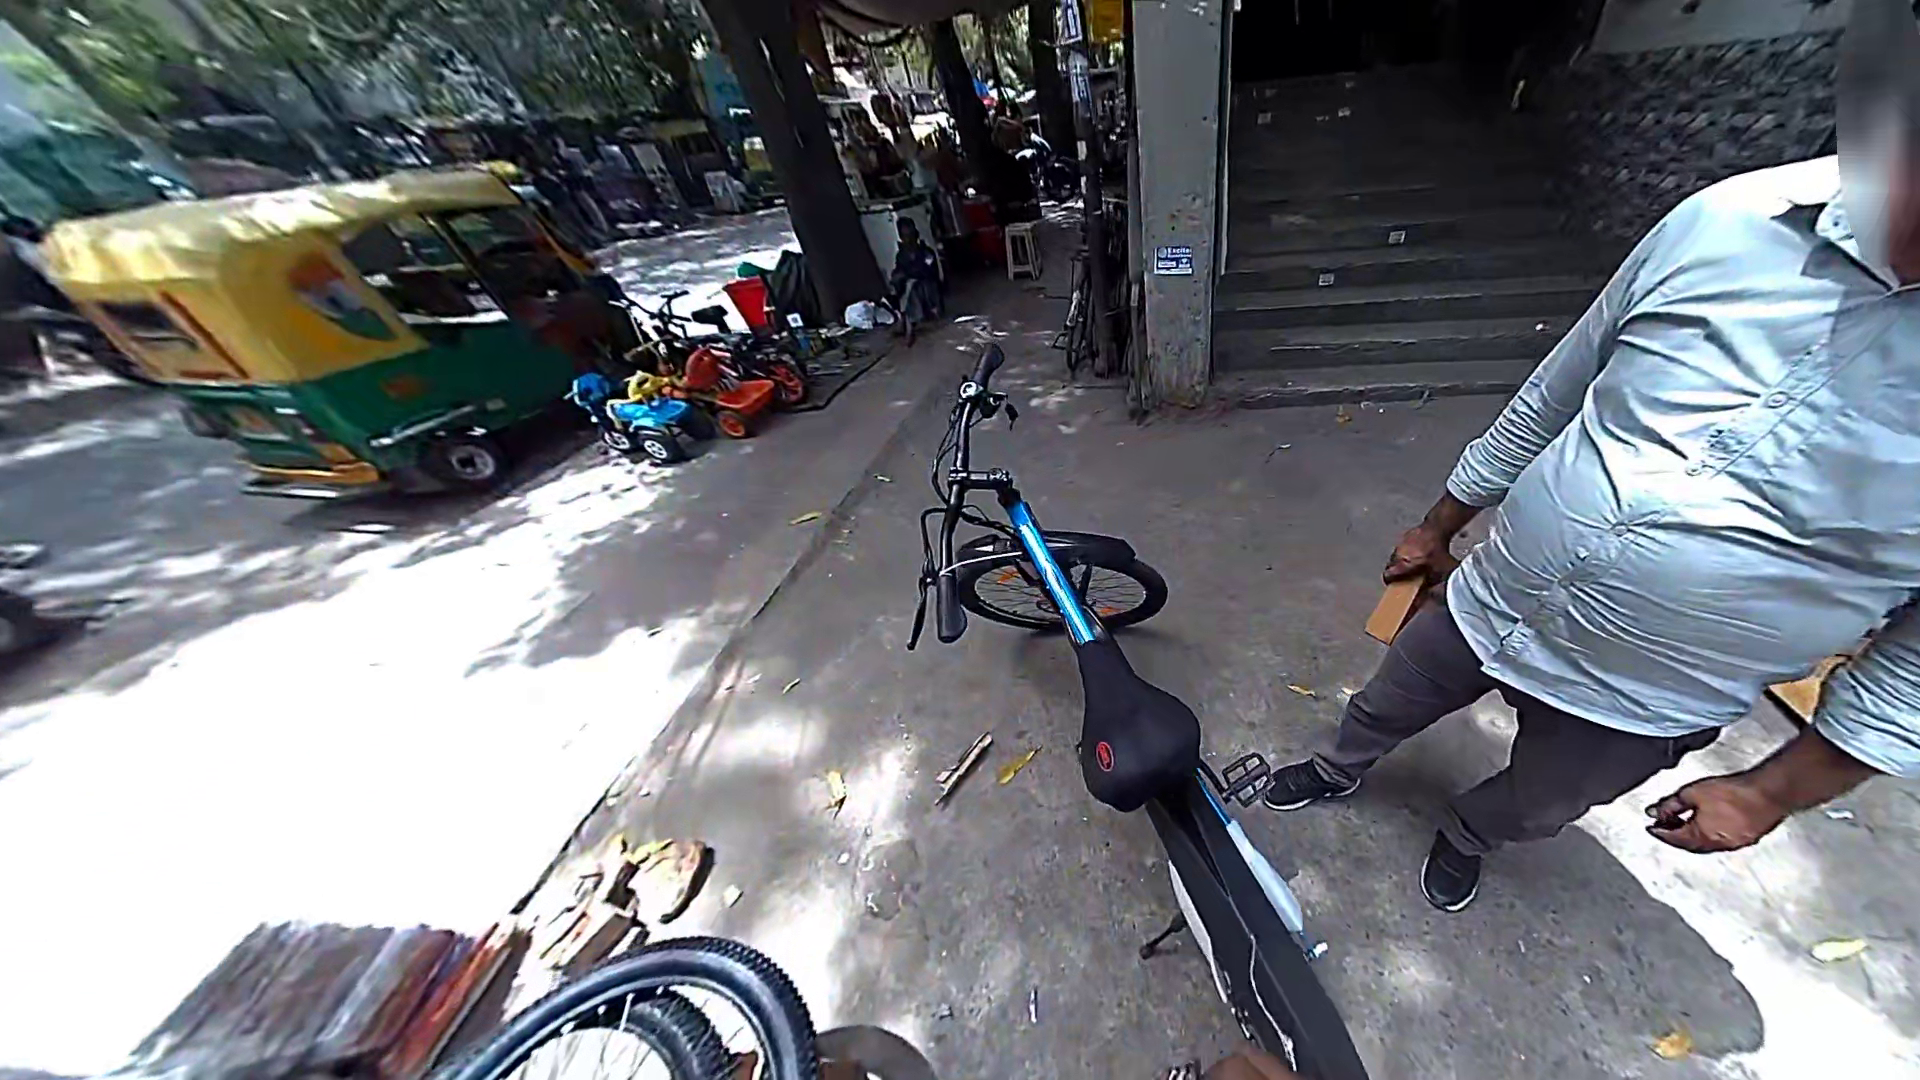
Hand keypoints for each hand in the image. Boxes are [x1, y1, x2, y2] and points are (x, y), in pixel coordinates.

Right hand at [1383, 523, 1459, 584]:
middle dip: (1397, 571)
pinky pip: (1400, 549)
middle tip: (1408, 574)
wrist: (1436, 530)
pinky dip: (1406, 553)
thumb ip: (1430, 585)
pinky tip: (1418, 552)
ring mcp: (1398, 547)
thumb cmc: (1438, 552)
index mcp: (1402, 566)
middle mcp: (1396, 557)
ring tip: (1415, 562)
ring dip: (1401, 561)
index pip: (1387, 576)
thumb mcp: (1439, 572)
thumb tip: (1425, 597)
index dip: (1390, 581)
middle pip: (1390, 567)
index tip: (1394, 583)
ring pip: (1395, 558)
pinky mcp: (1402, 539)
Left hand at [1646, 775, 1790, 852]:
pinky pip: (1721, 842)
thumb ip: (1668, 806)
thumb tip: (1652, 813)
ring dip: (1689, 837)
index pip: (1677, 839)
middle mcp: (1724, 844)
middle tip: (1661, 826)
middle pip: (1692, 845)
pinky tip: (1698, 824)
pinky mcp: (1750, 838)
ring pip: (1707, 845)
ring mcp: (1740, 843)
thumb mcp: (1688, 795)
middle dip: (1674, 837)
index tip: (1649, 828)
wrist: (1769, 793)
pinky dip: (1705, 836)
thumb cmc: (1729, 793)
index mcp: (1706, 836)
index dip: (1661, 834)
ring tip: (1677, 822)